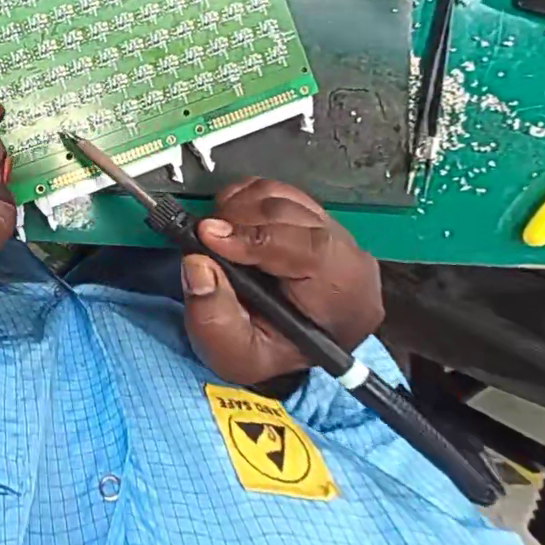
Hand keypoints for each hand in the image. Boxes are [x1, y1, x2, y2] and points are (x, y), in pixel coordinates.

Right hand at [182, 178, 382, 387]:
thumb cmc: (263, 353)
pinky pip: (275, 190)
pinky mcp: (308, 217)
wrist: (274, 351)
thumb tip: (197, 264)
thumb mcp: (233, 354)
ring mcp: (330, 233)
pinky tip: (226, 225)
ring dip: (237, 210)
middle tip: (202, 239)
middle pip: (294, 217)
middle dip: (239, 222)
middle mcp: (347, 260)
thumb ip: (214, 316)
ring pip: (282, 197)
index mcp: (344, 299)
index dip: (256, 237)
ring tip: (214, 236)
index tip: (209, 236)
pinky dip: (241, 199)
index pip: (310, 250)